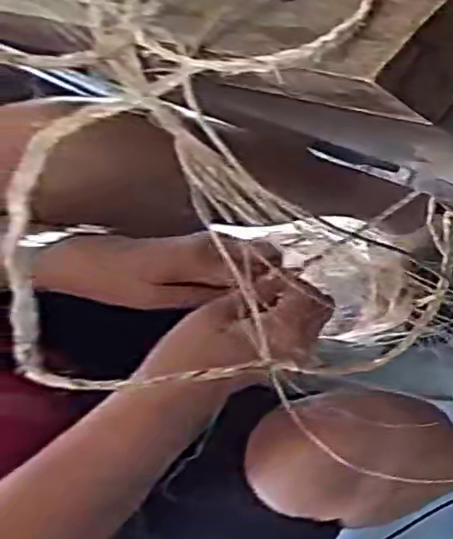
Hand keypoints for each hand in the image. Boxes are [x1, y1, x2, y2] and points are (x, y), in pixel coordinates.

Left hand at [33, 232, 277, 309]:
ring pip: (263, 253)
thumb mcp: (160, 299)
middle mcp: (221, 241)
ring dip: (266, 271)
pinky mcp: (213, 240)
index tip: (284, 300)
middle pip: (272, 256)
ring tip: (259, 293)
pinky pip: (248, 251)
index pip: (266, 266)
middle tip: (274, 299)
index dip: (281, 283)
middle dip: (278, 275)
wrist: (82, 257)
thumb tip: (253, 295)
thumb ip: (210, 295)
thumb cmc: (116, 282)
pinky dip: (253, 266)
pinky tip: (243, 283)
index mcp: (210, 256)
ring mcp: (218, 238)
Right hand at [136, 271, 331, 385]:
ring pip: (316, 319)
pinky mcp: (292, 361)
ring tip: (265, 305)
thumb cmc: (188, 354)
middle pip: (321, 306)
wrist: (177, 396)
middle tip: (272, 289)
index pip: (311, 295)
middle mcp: (304, 341)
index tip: (274, 277)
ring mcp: (301, 354)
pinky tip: (264, 322)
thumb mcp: (214, 314)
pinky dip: (293, 322)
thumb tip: (275, 278)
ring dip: (299, 307)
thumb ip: (253, 292)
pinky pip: (306, 333)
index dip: (294, 282)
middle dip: (302, 293)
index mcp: (287, 327)